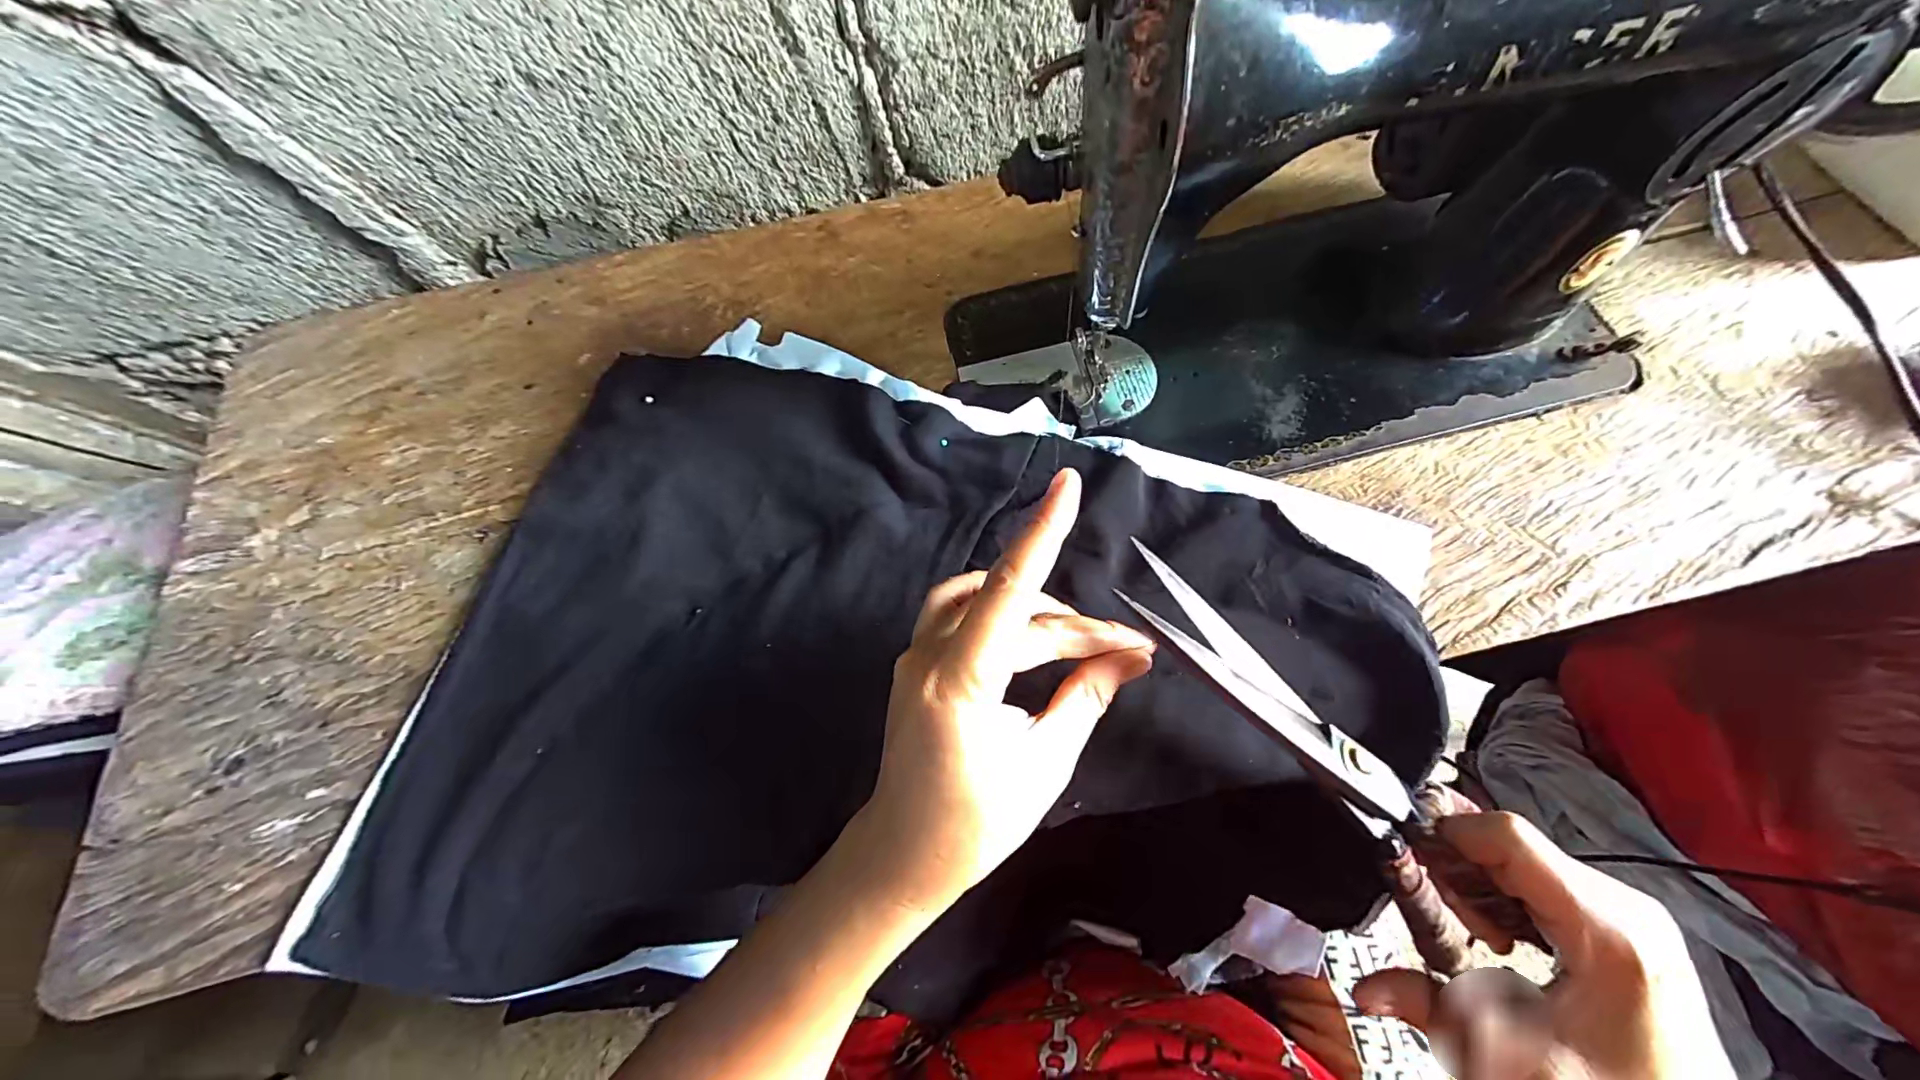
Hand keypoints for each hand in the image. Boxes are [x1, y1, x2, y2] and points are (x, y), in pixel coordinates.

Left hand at [845, 468, 1155, 912]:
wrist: (903, 852)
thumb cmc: (976, 823)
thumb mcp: (1044, 762)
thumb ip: (1085, 698)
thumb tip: (1132, 658)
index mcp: (958, 680)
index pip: (1008, 590)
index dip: (1040, 533)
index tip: (1067, 485)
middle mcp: (928, 654)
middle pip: (1012, 609)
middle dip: (1074, 625)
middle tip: (1126, 651)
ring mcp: (914, 655)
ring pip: (980, 601)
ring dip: (1033, 611)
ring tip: (1081, 640)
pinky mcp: (915, 662)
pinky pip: (961, 616)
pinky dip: (1001, 617)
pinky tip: (1031, 638)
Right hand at [1355, 812, 1734, 1079]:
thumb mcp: (1518, 1066)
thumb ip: (1435, 1011)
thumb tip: (1368, 988)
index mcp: (1611, 929)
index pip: (1506, 835)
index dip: (1444, 836)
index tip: (1406, 857)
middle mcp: (1625, 907)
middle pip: (1506, 844)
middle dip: (1456, 870)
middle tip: (1437, 912)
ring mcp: (1626, 912)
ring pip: (1516, 859)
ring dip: (1473, 885)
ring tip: (1471, 934)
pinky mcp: (1618, 923)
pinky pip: (1536, 880)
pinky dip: (1498, 897)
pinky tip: (1495, 936)